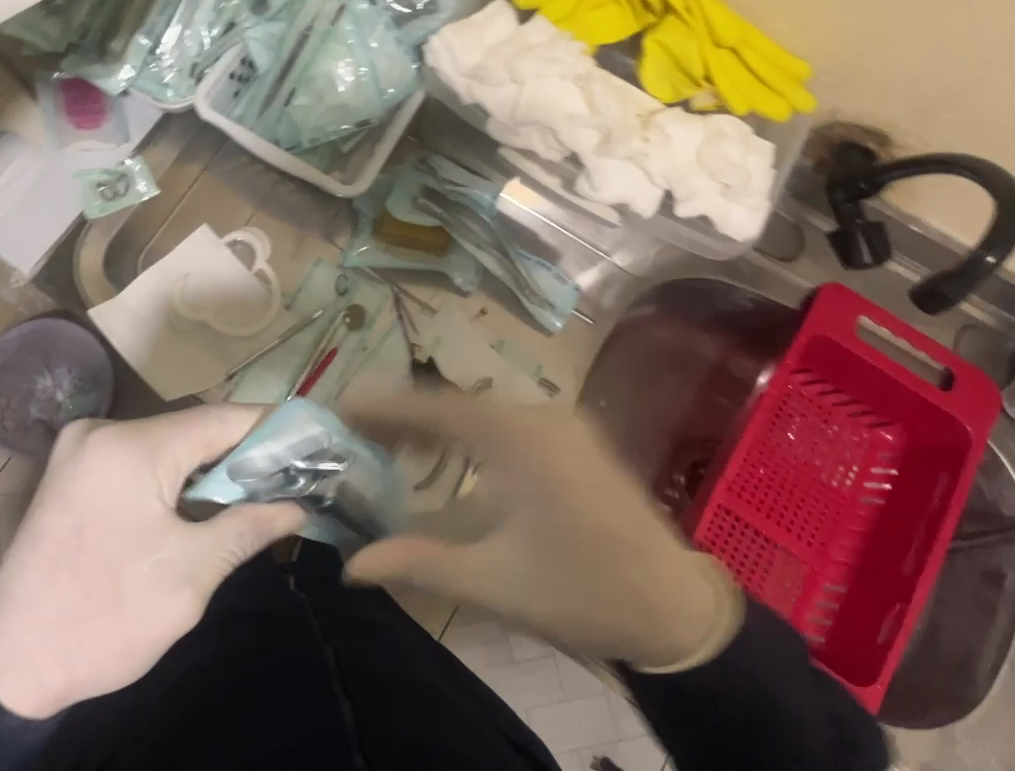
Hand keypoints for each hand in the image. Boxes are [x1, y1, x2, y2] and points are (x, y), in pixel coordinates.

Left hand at [0, 406, 304, 717]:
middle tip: (292, 474)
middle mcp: (100, 432)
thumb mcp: (189, 577)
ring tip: (258, 488)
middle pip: (190, 428)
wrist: (10, 665)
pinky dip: (173, 476)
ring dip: (207, 466)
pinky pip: (136, 460)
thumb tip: (295, 507)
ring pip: (164, 444)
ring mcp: (79, 450)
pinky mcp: (70, 472)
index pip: (219, 419)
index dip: (270, 427)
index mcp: (129, 448)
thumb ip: (246, 527)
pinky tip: (203, 500)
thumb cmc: (105, 619)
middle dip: (241, 451)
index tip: (314, 439)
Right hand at [345, 396, 743, 671]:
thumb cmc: (580, 592)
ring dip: (434, 426)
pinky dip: (466, 435)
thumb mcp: (490, 582)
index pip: (433, 408)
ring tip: (387, 443)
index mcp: (517, 438)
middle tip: (353, 432)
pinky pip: (504, 423)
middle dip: (403, 417)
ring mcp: (562, 425)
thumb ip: (415, 562)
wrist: (676, 610)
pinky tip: (445, 456)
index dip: (382, 408)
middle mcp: (538, 416)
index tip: (338, 408)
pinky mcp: (574, 442)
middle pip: (454, 405)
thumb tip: (350, 565)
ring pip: (479, 412)